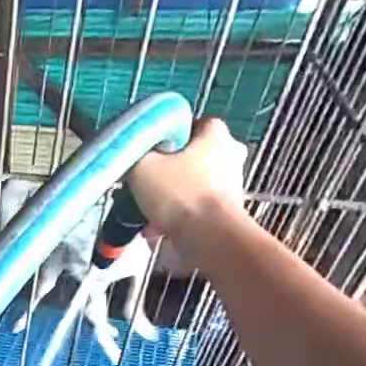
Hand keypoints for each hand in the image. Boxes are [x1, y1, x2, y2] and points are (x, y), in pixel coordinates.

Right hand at [126, 117, 248, 238]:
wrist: (209, 237)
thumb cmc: (179, 193)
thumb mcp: (142, 167)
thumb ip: (134, 155)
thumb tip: (133, 156)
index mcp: (215, 131)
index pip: (185, 127)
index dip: (162, 142)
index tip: (146, 159)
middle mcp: (231, 152)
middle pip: (189, 159)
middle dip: (167, 174)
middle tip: (145, 189)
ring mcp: (233, 183)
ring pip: (192, 186)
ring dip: (171, 199)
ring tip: (148, 215)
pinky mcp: (229, 211)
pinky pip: (197, 208)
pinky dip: (180, 216)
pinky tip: (159, 229)